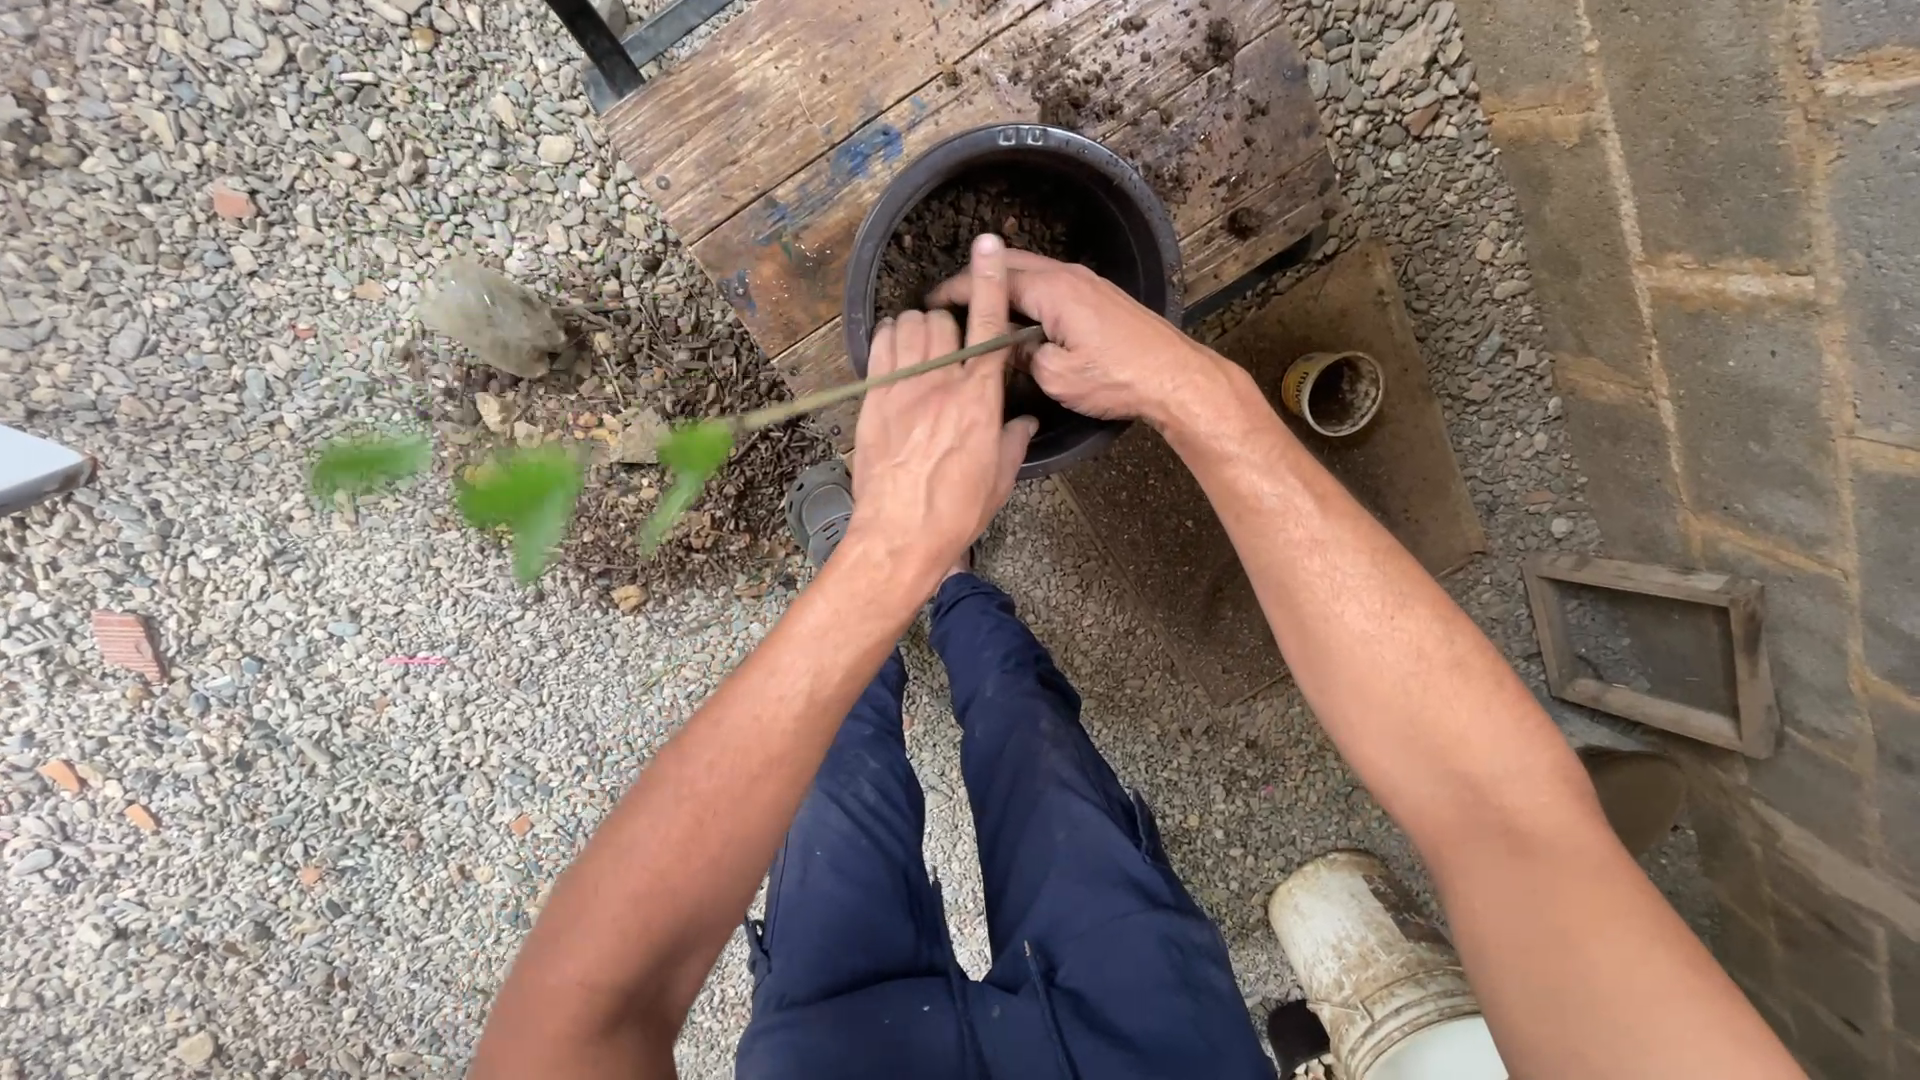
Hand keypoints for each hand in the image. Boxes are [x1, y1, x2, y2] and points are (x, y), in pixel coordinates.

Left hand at [848, 234, 1036, 586]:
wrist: (900, 537)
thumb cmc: (954, 513)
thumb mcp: (999, 479)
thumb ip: (1014, 440)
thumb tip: (1023, 421)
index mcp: (979, 400)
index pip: (989, 326)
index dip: (990, 280)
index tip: (988, 245)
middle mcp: (940, 385)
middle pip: (943, 321)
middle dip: (951, 325)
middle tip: (953, 348)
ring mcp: (901, 390)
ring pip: (907, 327)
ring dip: (918, 329)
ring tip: (922, 350)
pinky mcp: (872, 402)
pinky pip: (879, 348)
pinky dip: (889, 340)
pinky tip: (896, 354)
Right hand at [928, 249, 1230, 428]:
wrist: (1174, 377)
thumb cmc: (1119, 378)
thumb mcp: (1057, 377)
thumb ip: (1025, 357)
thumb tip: (1012, 348)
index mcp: (1053, 291)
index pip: (995, 280)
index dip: (960, 289)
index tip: (935, 298)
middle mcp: (1070, 277)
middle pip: (1013, 266)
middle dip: (980, 278)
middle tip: (953, 297)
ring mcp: (1088, 284)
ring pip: (1035, 274)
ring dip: (1006, 285)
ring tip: (982, 306)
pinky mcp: (1101, 298)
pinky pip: (1054, 286)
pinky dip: (1030, 294)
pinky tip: (1023, 316)